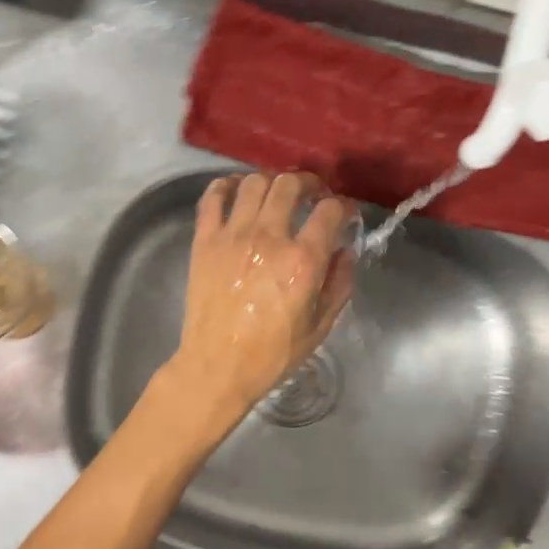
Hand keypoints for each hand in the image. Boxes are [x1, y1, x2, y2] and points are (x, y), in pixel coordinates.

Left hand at [160, 172, 356, 428]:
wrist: (217, 367)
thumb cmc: (272, 355)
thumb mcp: (320, 326)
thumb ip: (338, 284)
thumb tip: (343, 251)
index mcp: (303, 260)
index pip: (330, 211)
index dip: (342, 206)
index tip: (343, 214)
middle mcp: (269, 238)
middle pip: (290, 185)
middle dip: (308, 184)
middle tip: (311, 195)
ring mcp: (233, 236)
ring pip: (254, 183)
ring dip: (270, 181)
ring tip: (275, 193)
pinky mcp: (204, 241)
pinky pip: (212, 197)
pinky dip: (226, 185)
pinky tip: (236, 190)